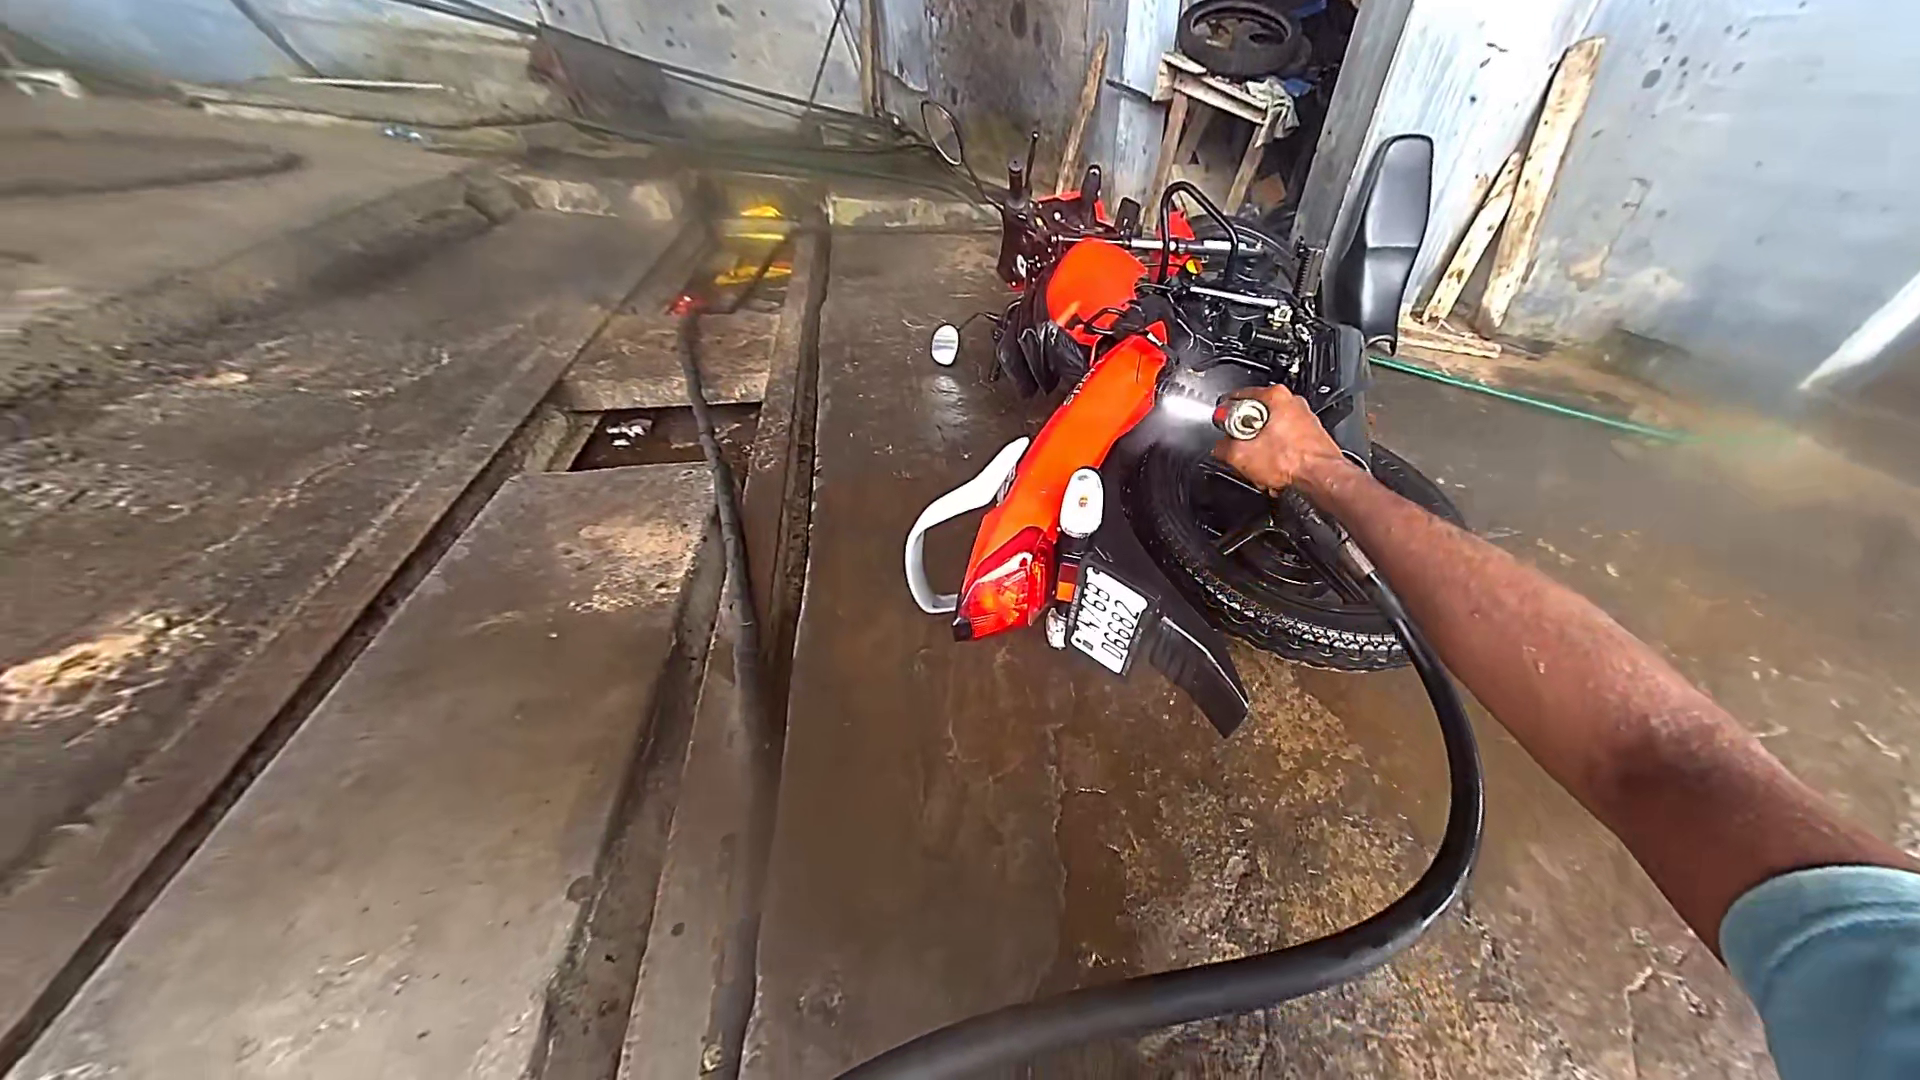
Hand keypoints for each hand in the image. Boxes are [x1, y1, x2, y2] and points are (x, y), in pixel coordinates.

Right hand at [1211, 386, 1353, 494]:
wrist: (1322, 477)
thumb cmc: (1293, 461)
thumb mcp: (1240, 455)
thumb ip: (1221, 447)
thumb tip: (1219, 448)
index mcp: (1276, 397)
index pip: (1238, 396)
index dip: (1225, 413)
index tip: (1222, 424)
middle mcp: (1292, 403)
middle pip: (1254, 416)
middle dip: (1244, 435)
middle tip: (1240, 448)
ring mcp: (1303, 419)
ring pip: (1268, 431)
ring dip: (1259, 447)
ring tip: (1258, 462)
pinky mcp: (1309, 436)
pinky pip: (1282, 442)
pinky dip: (1274, 454)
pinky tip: (1272, 467)